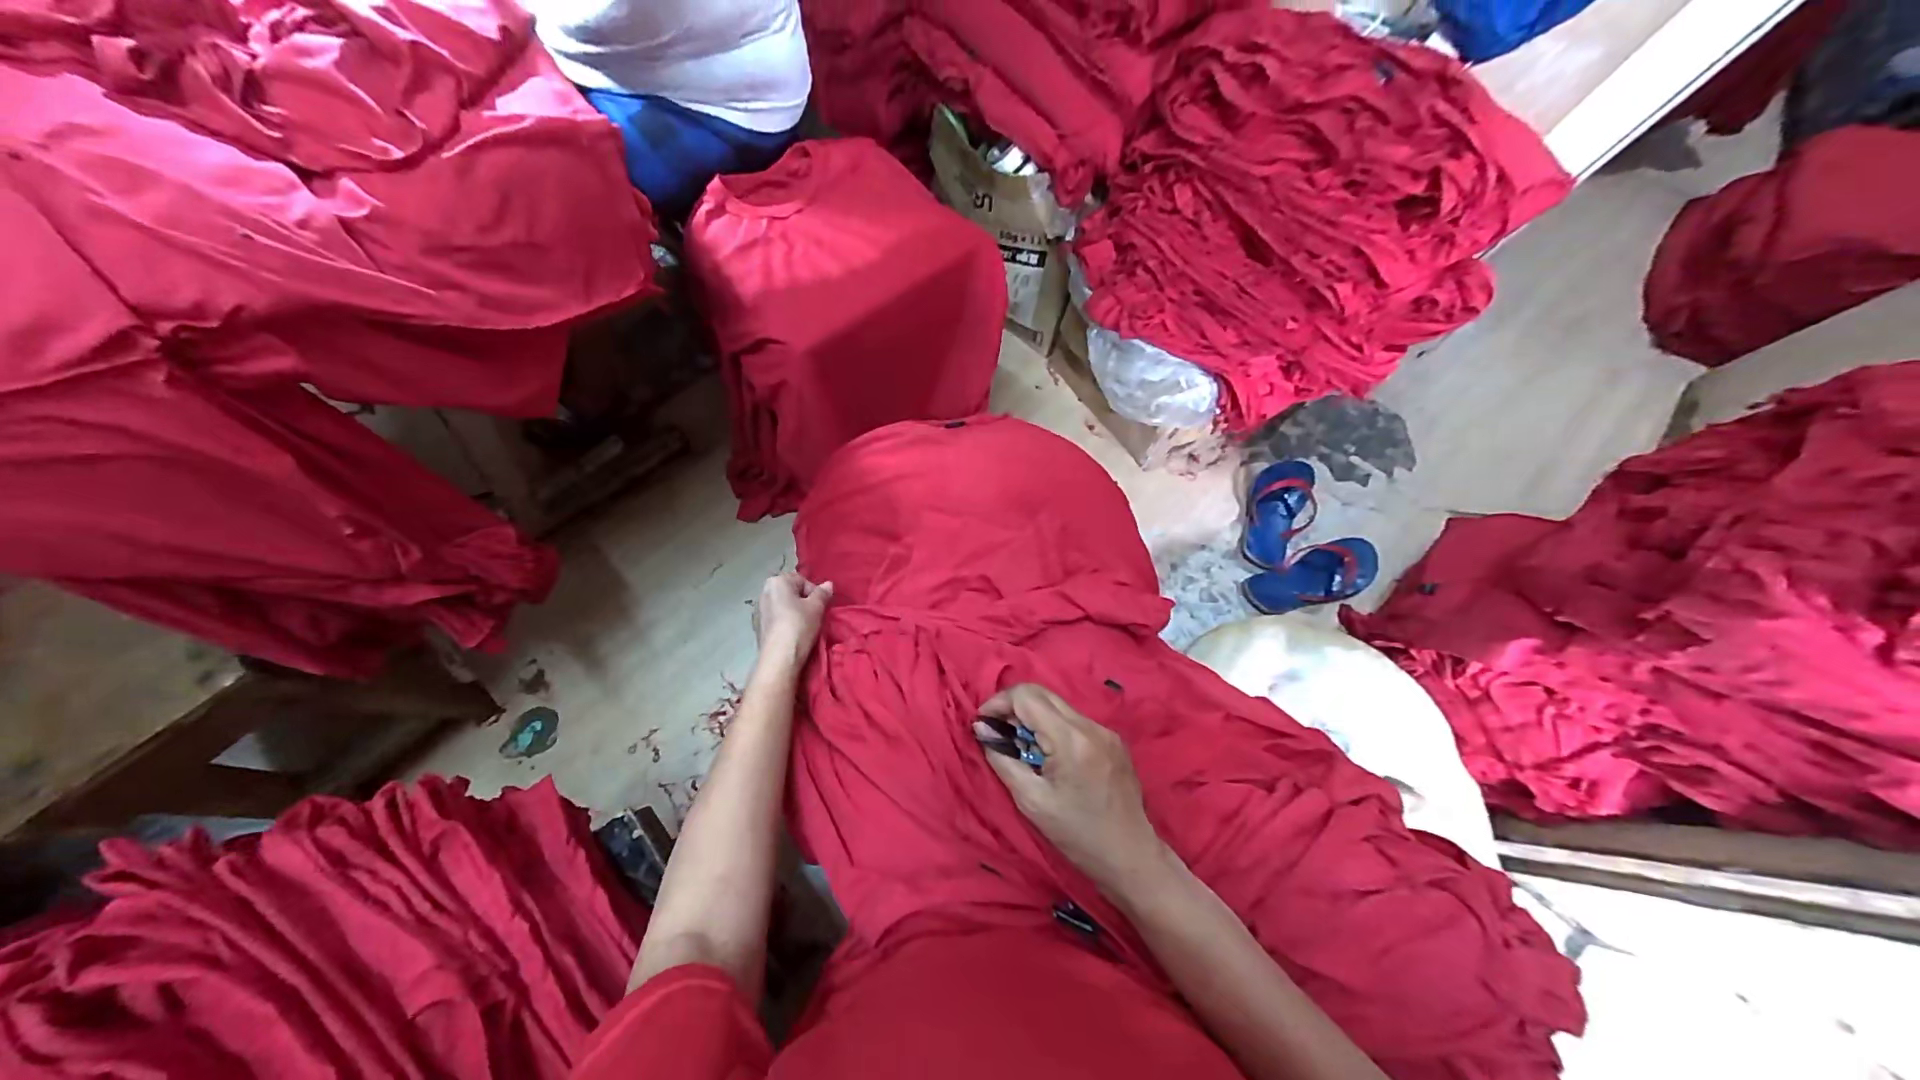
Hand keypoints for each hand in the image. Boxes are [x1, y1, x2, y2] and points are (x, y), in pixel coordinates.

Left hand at [752, 572, 832, 672]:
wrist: (780, 657)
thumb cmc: (799, 625)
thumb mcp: (817, 607)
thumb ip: (822, 593)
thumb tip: (828, 584)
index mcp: (776, 581)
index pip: (802, 581)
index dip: (814, 593)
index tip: (820, 607)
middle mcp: (764, 591)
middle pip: (791, 592)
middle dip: (804, 602)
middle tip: (815, 615)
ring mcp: (759, 610)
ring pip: (783, 606)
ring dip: (795, 613)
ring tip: (805, 626)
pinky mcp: (758, 626)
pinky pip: (777, 619)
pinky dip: (785, 623)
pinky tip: (793, 634)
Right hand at [973, 683, 1169, 891]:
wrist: (1130, 855)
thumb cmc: (1077, 835)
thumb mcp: (1031, 800)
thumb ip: (1003, 759)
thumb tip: (982, 730)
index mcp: (1071, 740)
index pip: (1026, 696)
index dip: (998, 703)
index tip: (983, 724)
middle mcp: (1091, 726)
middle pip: (1042, 693)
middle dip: (1013, 707)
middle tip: (998, 733)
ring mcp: (1106, 731)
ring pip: (1058, 706)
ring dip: (1034, 718)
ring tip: (1022, 747)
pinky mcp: (1113, 740)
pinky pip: (1074, 721)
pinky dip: (1054, 728)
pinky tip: (1049, 756)